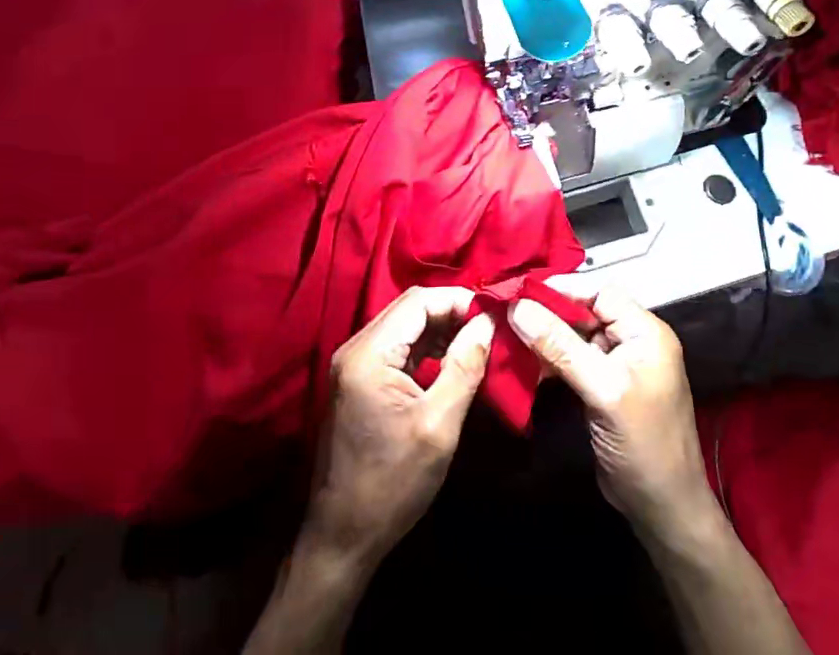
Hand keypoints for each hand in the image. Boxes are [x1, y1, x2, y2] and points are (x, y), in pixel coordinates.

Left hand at [302, 286, 493, 565]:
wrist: (342, 538)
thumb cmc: (393, 482)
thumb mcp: (440, 423)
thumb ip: (465, 365)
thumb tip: (488, 322)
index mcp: (368, 356)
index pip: (419, 301)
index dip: (461, 301)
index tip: (496, 316)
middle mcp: (355, 351)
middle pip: (411, 308)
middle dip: (454, 312)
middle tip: (491, 329)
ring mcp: (353, 367)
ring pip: (406, 326)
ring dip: (443, 329)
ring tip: (480, 344)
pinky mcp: (360, 383)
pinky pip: (399, 348)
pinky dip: (429, 347)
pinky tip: (454, 362)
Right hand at [507, 286, 716, 535]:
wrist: (662, 504)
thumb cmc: (642, 442)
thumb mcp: (603, 390)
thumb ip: (562, 348)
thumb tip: (518, 308)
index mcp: (646, 332)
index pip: (601, 294)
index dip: (562, 291)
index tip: (519, 293)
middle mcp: (634, 342)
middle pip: (587, 314)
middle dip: (548, 315)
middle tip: (503, 316)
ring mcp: (619, 367)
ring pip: (577, 339)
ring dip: (546, 340)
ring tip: (505, 338)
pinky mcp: (605, 389)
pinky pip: (575, 364)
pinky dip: (551, 363)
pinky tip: (522, 366)